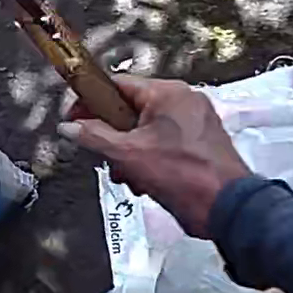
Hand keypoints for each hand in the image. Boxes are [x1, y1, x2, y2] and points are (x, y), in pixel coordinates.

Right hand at [58, 76, 251, 237]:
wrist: (225, 207)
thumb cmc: (181, 174)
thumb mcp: (126, 154)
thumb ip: (93, 137)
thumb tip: (67, 127)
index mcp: (167, 93)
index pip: (116, 85)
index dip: (89, 102)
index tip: (72, 120)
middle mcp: (183, 100)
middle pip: (129, 109)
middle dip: (110, 137)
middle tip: (101, 156)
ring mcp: (194, 121)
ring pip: (143, 129)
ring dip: (127, 153)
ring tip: (127, 175)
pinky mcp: (199, 142)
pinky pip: (161, 142)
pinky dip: (146, 159)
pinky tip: (144, 181)